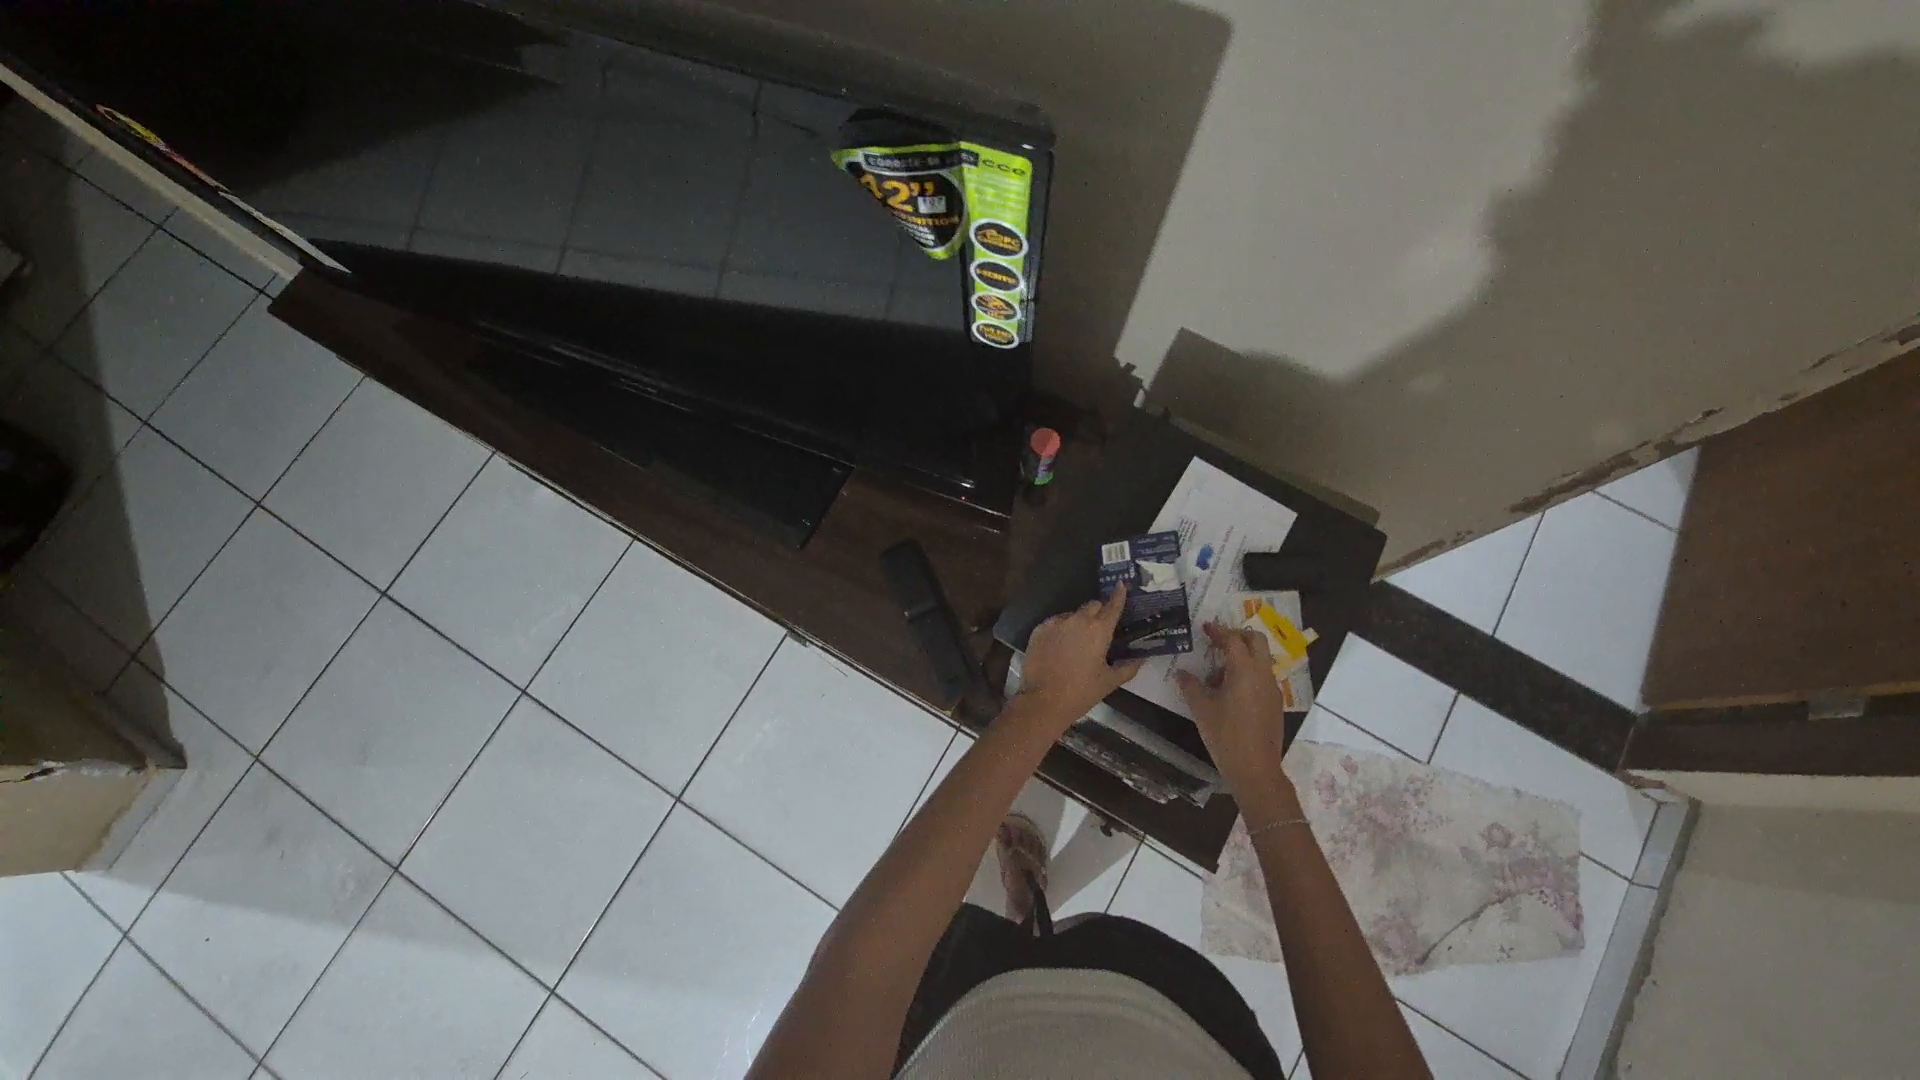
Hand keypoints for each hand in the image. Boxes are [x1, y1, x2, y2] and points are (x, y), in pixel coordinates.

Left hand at [1015, 583, 1143, 733]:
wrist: (1043, 700)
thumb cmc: (1082, 692)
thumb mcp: (1109, 681)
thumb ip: (1128, 667)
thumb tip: (1143, 659)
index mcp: (1099, 630)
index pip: (1112, 606)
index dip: (1119, 595)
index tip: (1121, 584)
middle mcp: (1078, 620)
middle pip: (1092, 606)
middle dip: (1098, 613)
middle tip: (1099, 630)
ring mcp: (1056, 623)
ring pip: (1072, 614)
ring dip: (1078, 622)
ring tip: (1076, 643)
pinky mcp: (1039, 629)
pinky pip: (1054, 623)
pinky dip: (1060, 630)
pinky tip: (1059, 647)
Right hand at [1176, 622, 1299, 812]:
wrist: (1255, 768)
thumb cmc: (1225, 735)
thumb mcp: (1201, 708)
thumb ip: (1190, 685)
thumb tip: (1181, 673)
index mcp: (1245, 671)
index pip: (1233, 640)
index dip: (1218, 631)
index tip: (1205, 627)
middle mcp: (1263, 674)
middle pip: (1256, 642)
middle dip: (1237, 636)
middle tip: (1217, 642)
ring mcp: (1272, 689)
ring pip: (1260, 660)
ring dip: (1241, 657)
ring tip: (1216, 675)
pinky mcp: (1275, 703)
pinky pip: (1262, 677)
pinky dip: (1247, 674)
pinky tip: (1229, 693)